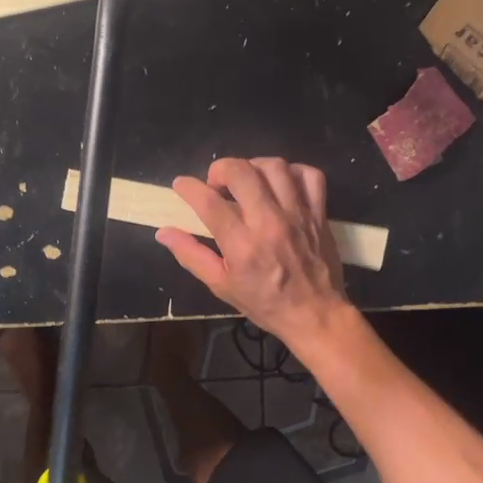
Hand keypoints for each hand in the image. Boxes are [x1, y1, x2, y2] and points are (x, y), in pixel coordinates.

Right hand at [157, 157, 349, 345]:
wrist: (316, 315)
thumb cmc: (265, 303)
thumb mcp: (221, 286)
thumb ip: (191, 255)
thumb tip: (163, 232)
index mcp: (242, 245)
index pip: (209, 201)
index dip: (189, 187)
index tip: (181, 185)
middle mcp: (269, 222)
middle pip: (241, 172)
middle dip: (220, 169)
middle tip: (215, 183)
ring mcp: (298, 215)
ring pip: (274, 167)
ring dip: (253, 166)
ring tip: (246, 180)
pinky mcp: (318, 213)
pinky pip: (310, 175)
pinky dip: (292, 172)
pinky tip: (279, 183)